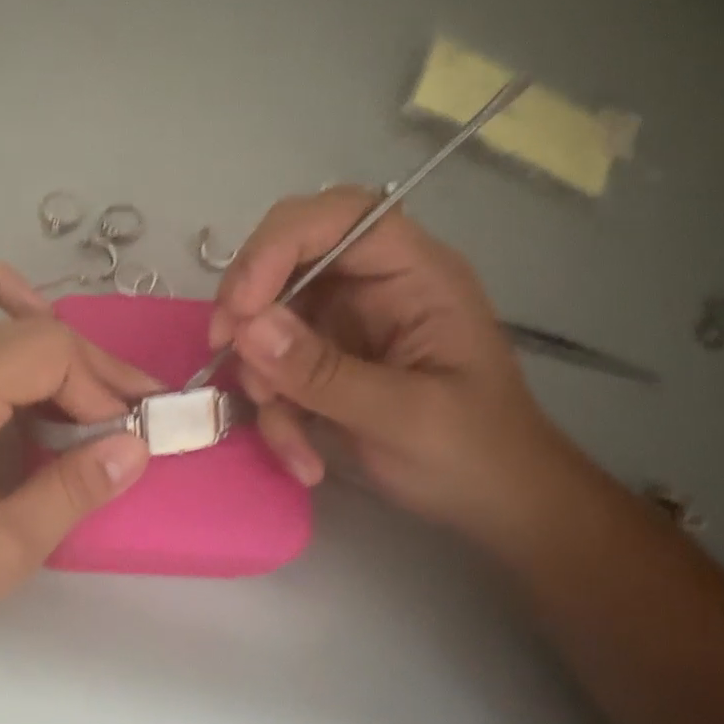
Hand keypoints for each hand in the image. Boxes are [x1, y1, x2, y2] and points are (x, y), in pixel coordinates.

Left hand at [0, 262, 158, 664]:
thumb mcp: (5, 546)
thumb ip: (75, 489)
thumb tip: (135, 447)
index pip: (52, 350)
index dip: (104, 385)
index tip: (135, 433)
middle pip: (20, 326)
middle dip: (81, 363)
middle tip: (118, 414)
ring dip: (6, 304)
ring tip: (53, 357)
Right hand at [210, 187, 582, 540]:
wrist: (497, 506)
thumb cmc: (476, 455)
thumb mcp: (403, 416)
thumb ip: (322, 372)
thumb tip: (246, 327)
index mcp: (415, 274)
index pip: (340, 217)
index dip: (280, 244)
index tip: (241, 308)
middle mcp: (374, 286)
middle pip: (287, 257)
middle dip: (249, 307)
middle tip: (226, 355)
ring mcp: (345, 323)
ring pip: (268, 320)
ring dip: (263, 380)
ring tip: (291, 438)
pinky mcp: (323, 362)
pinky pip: (273, 369)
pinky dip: (276, 413)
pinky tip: (304, 456)